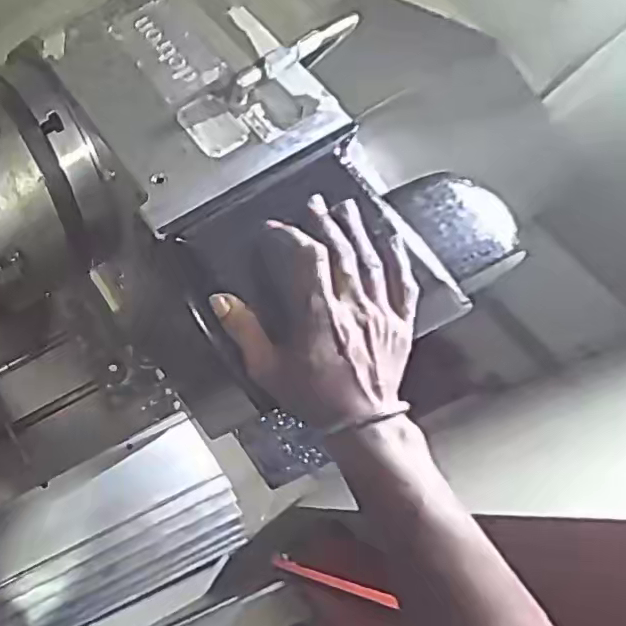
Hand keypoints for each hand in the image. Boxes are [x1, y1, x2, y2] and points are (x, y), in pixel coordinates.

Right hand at [210, 193, 418, 429]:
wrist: (361, 421)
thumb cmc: (315, 398)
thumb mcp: (268, 369)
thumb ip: (245, 331)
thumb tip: (224, 302)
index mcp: (319, 314)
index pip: (307, 258)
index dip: (291, 236)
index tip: (277, 229)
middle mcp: (352, 306)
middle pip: (341, 250)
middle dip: (325, 223)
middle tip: (314, 205)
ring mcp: (380, 311)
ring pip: (370, 258)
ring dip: (357, 229)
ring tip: (347, 209)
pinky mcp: (400, 322)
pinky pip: (402, 281)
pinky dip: (397, 256)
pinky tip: (392, 239)